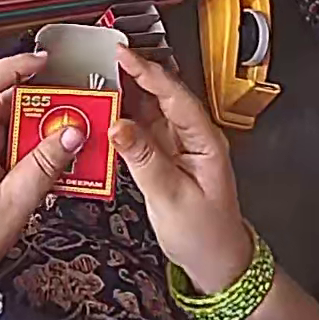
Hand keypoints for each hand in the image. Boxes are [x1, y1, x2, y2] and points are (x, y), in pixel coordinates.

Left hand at [0, 52, 86, 289]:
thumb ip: (43, 168)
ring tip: (72, 138)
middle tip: (75, 110)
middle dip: (45, 101)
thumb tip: (71, 134)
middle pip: (11, 101)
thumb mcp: (11, 207)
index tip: (43, 61)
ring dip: (46, 127)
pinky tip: (57, 161)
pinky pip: (19, 142)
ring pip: (18, 121)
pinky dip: (40, 146)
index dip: (14, 66)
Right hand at [112, 46, 252, 292]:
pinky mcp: (164, 152)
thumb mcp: (171, 198)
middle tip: (104, 57)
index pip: (174, 94)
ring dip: (127, 89)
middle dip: (134, 71)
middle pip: (162, 92)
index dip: (147, 71)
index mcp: (204, 138)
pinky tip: (107, 107)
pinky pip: (142, 124)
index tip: (122, 55)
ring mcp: (178, 142)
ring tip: (100, 75)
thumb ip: (143, 159)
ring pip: (151, 105)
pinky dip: (124, 112)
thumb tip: (117, 126)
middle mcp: (192, 134)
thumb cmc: (205, 235)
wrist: (218, 264)